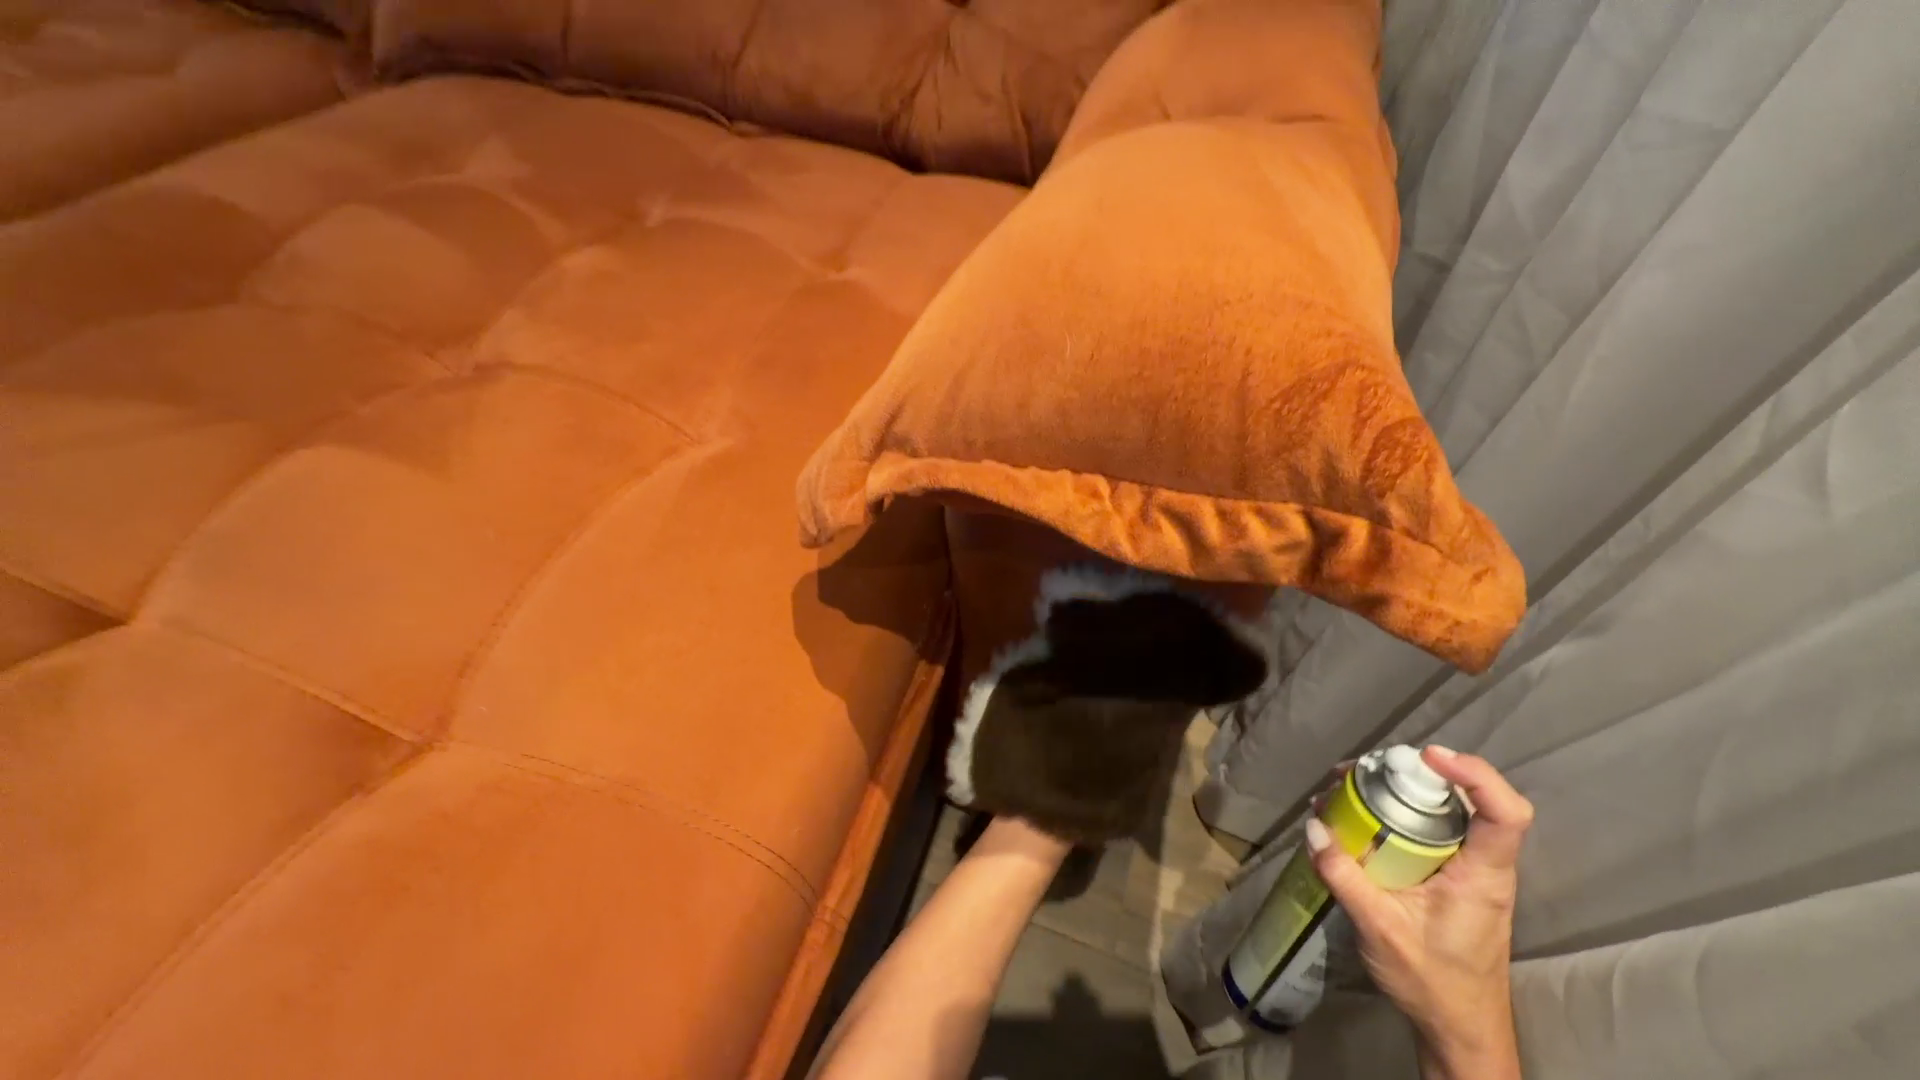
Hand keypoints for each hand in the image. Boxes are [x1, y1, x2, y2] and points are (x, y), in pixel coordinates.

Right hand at [1305, 747, 1532, 1072]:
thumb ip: (1345, 876)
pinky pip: (1431, 832)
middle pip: (1469, 800)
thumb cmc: (1432, 983)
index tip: (1428, 757)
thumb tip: (1313, 827)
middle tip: (1365, 770)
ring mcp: (1470, 871)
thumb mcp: (1380, 929)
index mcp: (1484, 876)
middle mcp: (1485, 866)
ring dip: (1403, 793)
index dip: (1475, 775)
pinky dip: (1398, 816)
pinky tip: (1360, 818)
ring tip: (1351, 787)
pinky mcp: (1452, 878)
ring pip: (1447, 813)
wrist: (1458, 1028)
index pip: (1505, 813)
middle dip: (1418, 775)